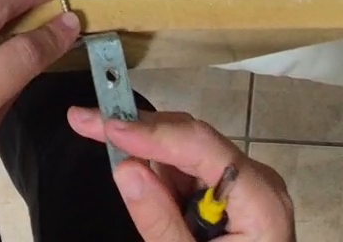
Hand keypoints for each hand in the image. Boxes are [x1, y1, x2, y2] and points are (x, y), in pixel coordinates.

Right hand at [68, 108, 295, 240]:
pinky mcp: (226, 190)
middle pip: (188, 138)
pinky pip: (182, 167)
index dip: (151, 132)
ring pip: (180, 148)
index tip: (105, 126)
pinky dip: (154, 169)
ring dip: (141, 149)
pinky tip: (133, 169)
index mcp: (259, 200)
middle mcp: (253, 178)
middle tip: (83, 120)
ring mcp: (241, 182)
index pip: (200, 146)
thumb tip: (125, 166)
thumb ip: (160, 223)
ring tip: (97, 136)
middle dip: (136, 132)